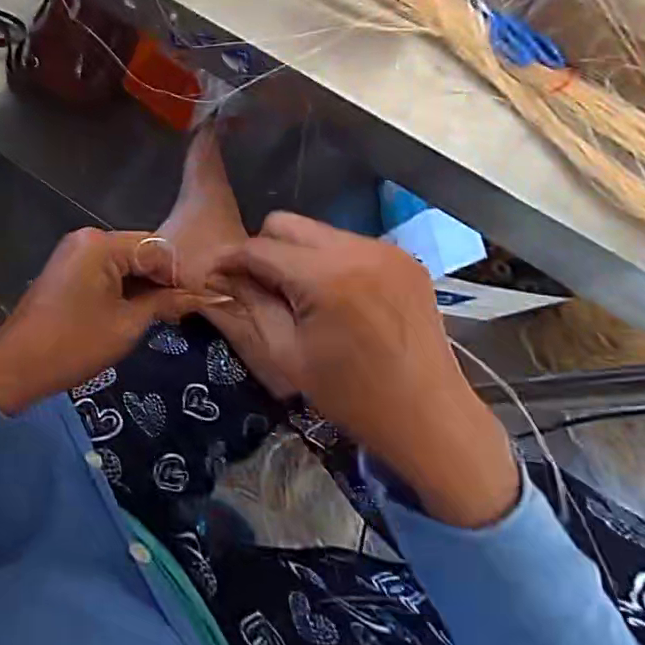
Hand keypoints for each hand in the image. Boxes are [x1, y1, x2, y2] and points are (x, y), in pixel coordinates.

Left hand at [0, 229, 215, 415]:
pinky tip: (141, 309)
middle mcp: (86, 238)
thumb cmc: (75, 343)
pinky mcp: (67, 268)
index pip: (157, 248)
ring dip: (145, 284)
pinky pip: (106, 269)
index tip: (200, 303)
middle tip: (187, 310)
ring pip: (124, 261)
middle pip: (140, 251)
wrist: (18, 363)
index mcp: (100, 244)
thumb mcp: (127, 324)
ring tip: (168, 313)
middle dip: (163, 278)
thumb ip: (163, 302)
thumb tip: (199, 296)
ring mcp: (74, 252)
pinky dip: (125, 286)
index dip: (180, 275)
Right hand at [206, 212, 519, 527]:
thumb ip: (249, 303)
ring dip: (293, 255)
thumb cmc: (351, 395)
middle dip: (260, 250)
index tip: (212, 277)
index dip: (228, 260)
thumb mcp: (283, 352)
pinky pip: (344, 244)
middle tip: (254, 284)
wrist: (432, 419)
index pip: (257, 247)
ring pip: (314, 231)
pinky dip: (324, 261)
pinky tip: (327, 294)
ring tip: (293, 293)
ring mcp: (386, 252)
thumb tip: (220, 277)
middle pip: (284, 225)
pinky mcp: (403, 260)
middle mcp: (358, 251)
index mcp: (325, 277)